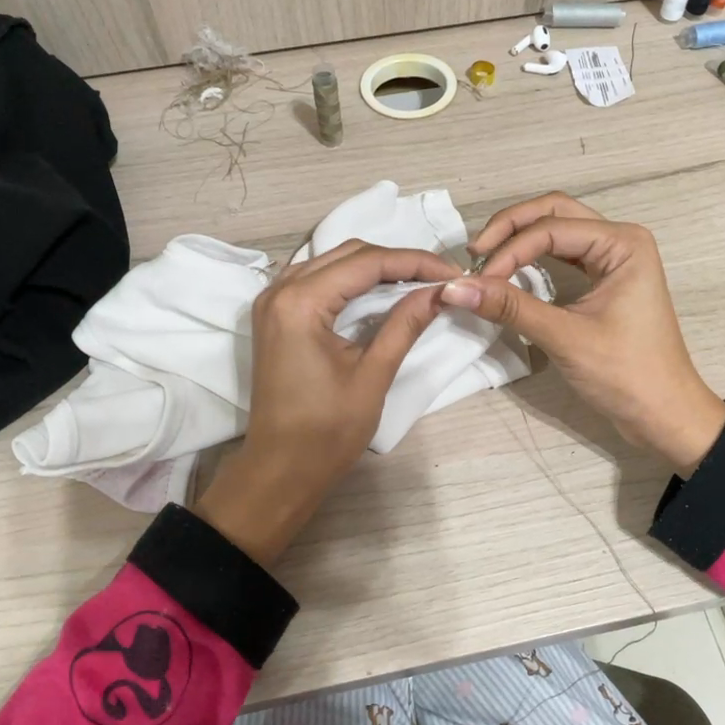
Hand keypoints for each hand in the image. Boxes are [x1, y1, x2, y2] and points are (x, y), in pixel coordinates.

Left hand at [194, 240, 457, 564]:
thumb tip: (441, 292)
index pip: (367, 263)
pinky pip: (316, 278)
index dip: (415, 263)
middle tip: (440, 278)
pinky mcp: (274, 315)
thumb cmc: (326, 432)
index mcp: (300, 303)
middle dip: (397, 261)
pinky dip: (350, 279)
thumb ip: (404, 325)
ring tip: (417, 281)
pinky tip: (379, 291)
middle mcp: (279, 290)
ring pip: (331, 261)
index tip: (453, 273)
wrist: (280, 470)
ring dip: (374, 266)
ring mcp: (272, 301)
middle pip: (348, 254)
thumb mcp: (372, 375)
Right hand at [440, 192, 724, 474]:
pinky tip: (508, 273)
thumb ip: (510, 307)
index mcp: (622, 243)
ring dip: (519, 240)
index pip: (551, 228)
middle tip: (474, 255)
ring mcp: (613, 259)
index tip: (477, 281)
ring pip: (556, 229)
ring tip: (484, 262)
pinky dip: (532, 258)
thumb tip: (454, 288)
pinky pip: (562, 255)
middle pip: (553, 213)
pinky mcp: (603, 280)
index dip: (509, 250)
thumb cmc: (626, 374)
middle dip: (510, 228)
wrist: (664, 413)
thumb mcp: (564, 338)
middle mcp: (619, 240)